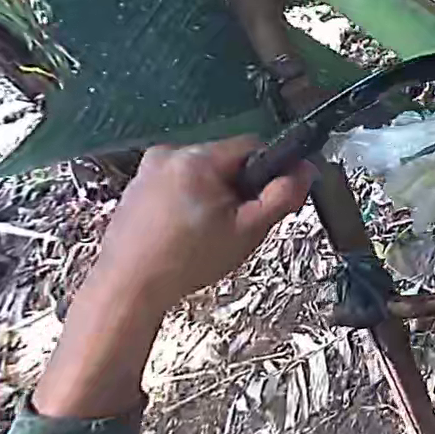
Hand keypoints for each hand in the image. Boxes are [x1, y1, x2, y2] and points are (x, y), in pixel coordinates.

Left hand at [35, 137, 312, 420]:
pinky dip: (195, 203)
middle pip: (229, 161)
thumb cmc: (191, 259)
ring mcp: (148, 170)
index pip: (254, 146)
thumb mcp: (250, 228)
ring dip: (221, 196)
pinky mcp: (137, 188)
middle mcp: (169, 153)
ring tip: (217, 232)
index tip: (276, 200)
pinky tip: (192, 233)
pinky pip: (182, 185)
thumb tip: (306, 171)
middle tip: (246, 223)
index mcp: (197, 158)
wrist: (128, 287)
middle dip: (245, 187)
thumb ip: (283, 196)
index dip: (274, 171)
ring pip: (206, 174)